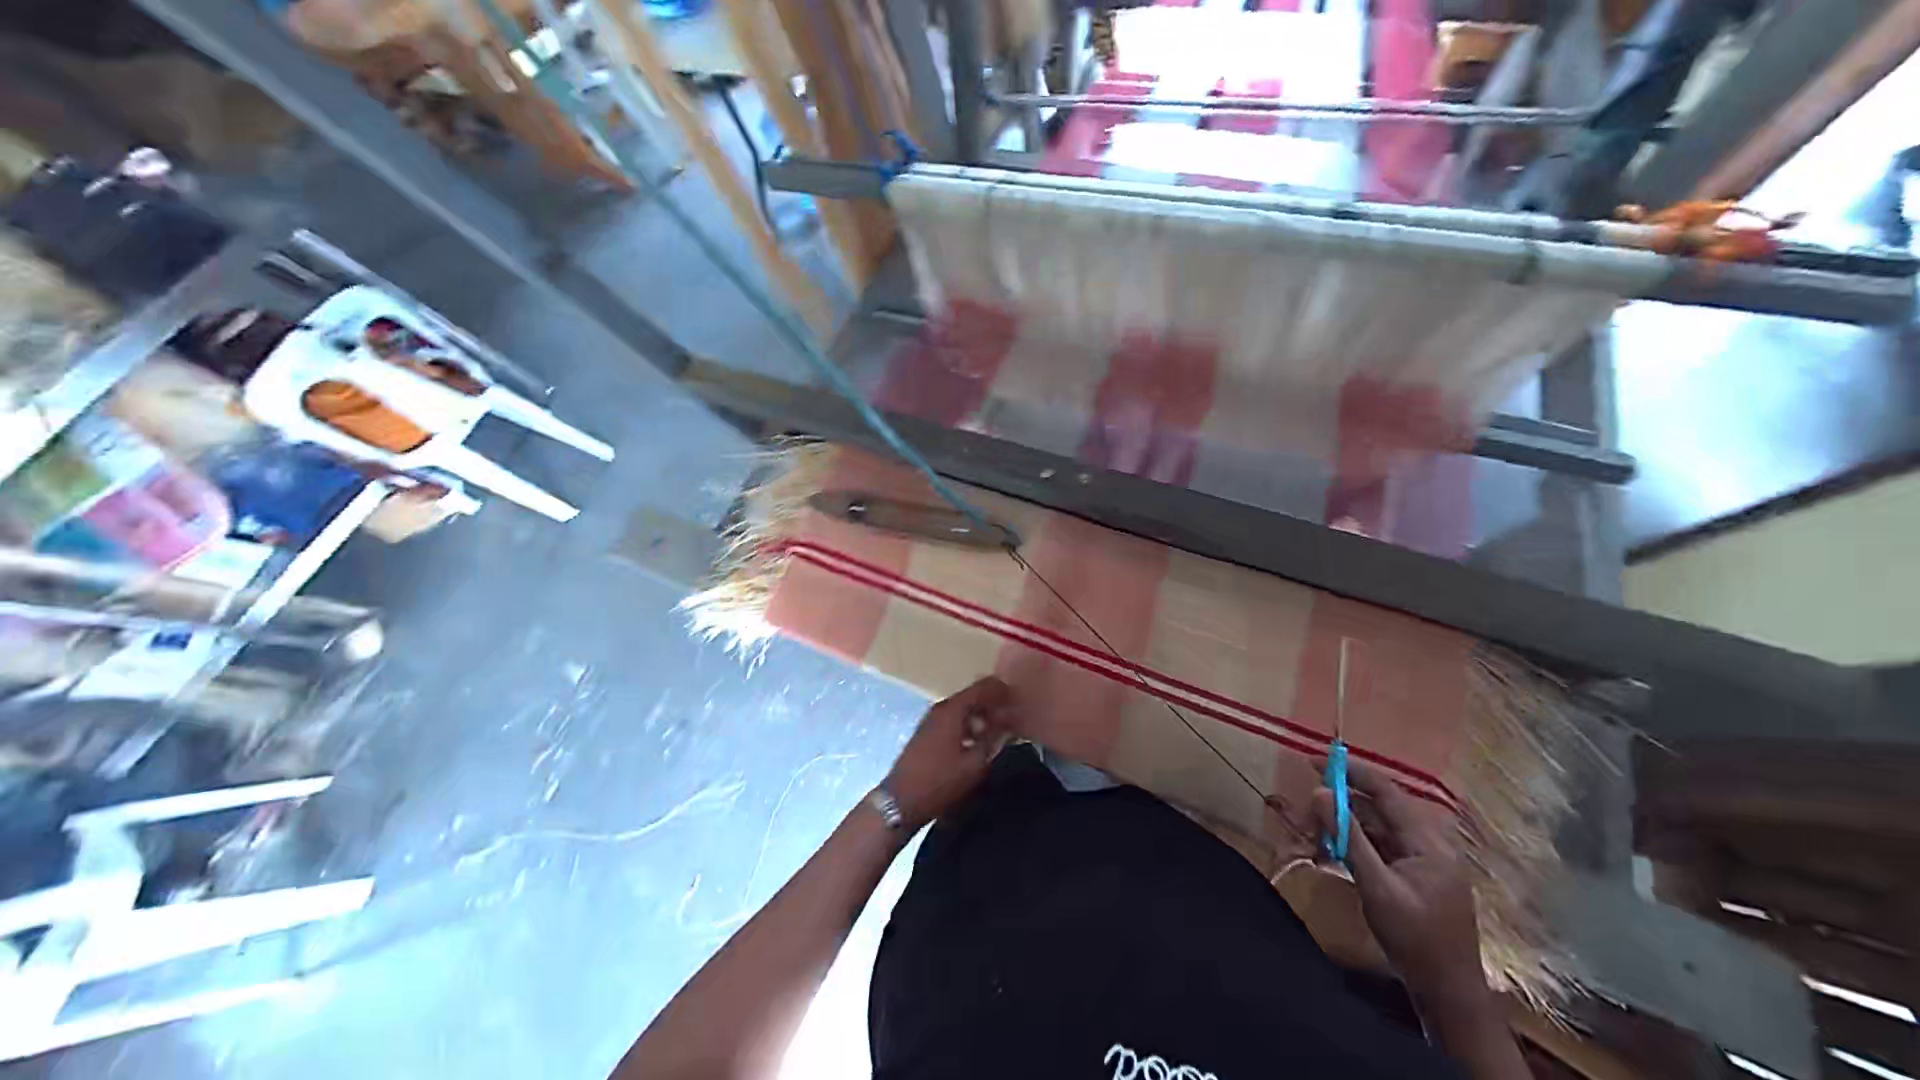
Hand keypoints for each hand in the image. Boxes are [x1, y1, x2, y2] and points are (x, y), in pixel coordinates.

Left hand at [880, 677, 1015, 829]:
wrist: (901, 801)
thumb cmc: (940, 781)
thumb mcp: (975, 763)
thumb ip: (994, 739)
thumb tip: (1007, 722)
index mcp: (953, 710)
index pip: (982, 687)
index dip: (1002, 690)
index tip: (1019, 698)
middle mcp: (941, 708)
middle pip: (972, 697)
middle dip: (993, 705)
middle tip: (1013, 716)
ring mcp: (931, 720)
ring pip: (962, 710)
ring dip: (981, 717)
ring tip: (1000, 731)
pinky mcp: (927, 733)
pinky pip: (953, 721)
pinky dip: (968, 726)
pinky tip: (979, 742)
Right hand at [1313, 759, 1485, 1003]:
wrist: (1448, 993)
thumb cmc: (1415, 939)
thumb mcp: (1376, 887)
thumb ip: (1348, 838)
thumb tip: (1320, 793)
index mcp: (1429, 842)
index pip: (1386, 791)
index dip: (1350, 772)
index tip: (1313, 762)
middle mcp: (1430, 844)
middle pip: (1380, 808)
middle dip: (1342, 801)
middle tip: (1307, 802)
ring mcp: (1424, 861)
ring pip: (1378, 828)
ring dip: (1345, 825)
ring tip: (1314, 830)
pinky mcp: (1415, 876)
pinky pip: (1381, 847)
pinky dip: (1355, 844)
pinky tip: (1333, 851)